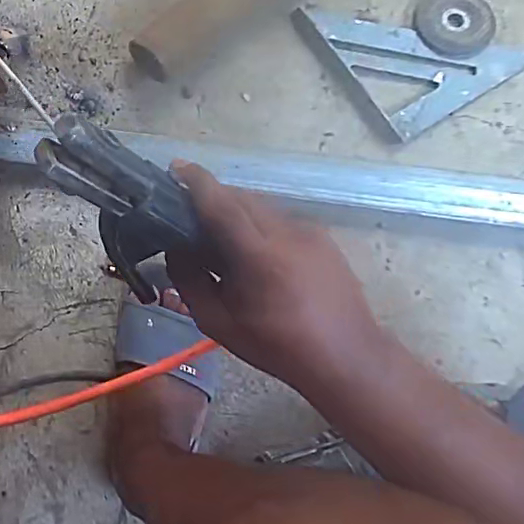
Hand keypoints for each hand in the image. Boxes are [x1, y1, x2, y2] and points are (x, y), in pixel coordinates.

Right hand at [165, 163, 395, 393]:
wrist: (348, 356)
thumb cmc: (279, 347)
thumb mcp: (219, 323)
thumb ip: (190, 282)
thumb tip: (176, 250)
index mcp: (258, 256)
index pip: (222, 204)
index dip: (197, 182)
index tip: (176, 167)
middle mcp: (286, 233)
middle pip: (240, 198)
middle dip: (212, 196)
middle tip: (190, 212)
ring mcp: (308, 231)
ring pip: (261, 205)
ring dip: (236, 209)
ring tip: (221, 234)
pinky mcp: (321, 236)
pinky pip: (280, 218)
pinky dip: (259, 223)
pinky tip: (255, 249)